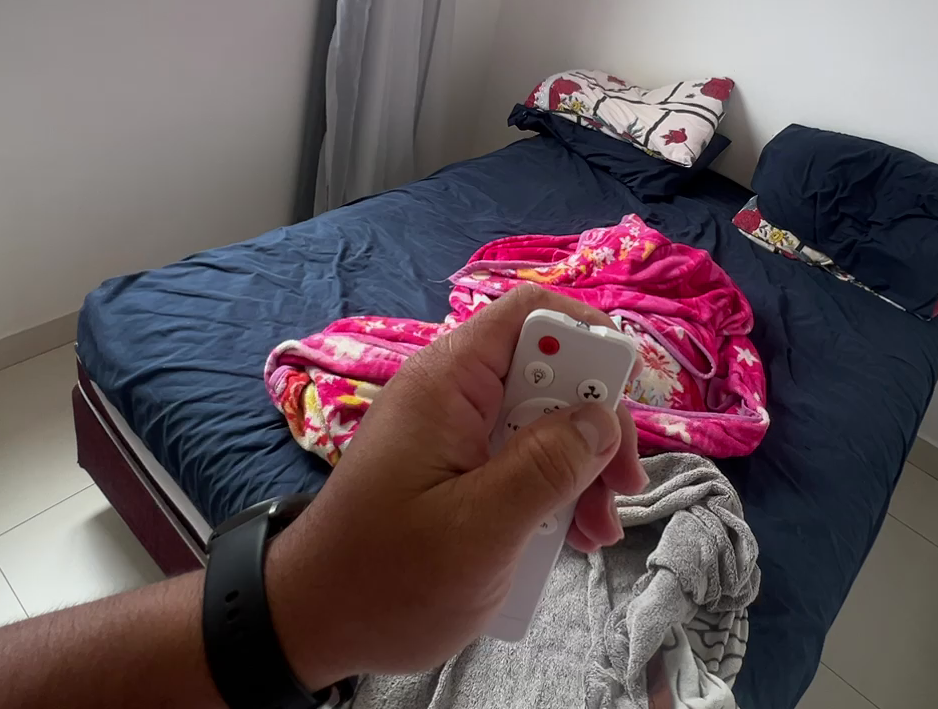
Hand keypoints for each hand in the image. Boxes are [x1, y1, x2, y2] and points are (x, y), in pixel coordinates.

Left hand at [264, 285, 646, 687]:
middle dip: (594, 421)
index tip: (624, 392)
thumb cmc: (387, 577)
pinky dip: (554, 488)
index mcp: (450, 379)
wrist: (313, 623)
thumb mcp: (480, 528)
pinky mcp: (460, 464)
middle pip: (548, 370)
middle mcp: (455, 390)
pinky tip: (574, 534)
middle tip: (624, 481)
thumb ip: (547, 466)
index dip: (586, 333)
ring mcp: (457, 428)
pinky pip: (521, 456)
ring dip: (581, 465)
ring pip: (542, 418)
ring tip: (601, 527)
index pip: (530, 313)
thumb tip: (602, 418)